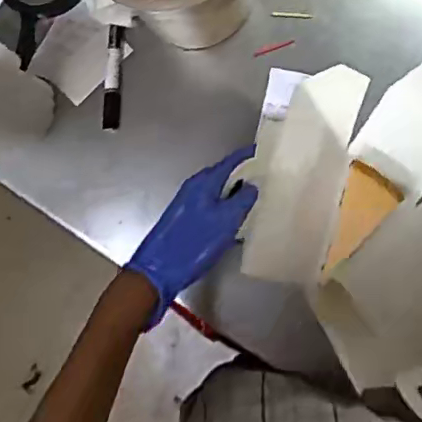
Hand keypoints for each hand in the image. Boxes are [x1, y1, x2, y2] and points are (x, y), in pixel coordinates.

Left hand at [125, 144, 257, 327]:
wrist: (158, 269)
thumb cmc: (195, 242)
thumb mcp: (226, 222)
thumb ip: (242, 201)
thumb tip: (253, 184)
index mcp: (204, 182)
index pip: (229, 161)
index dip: (246, 156)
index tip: (262, 152)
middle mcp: (194, 186)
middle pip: (222, 173)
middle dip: (242, 174)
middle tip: (263, 176)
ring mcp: (187, 201)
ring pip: (216, 189)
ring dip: (233, 191)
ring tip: (253, 197)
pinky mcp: (184, 216)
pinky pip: (209, 202)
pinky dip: (223, 204)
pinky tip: (232, 218)